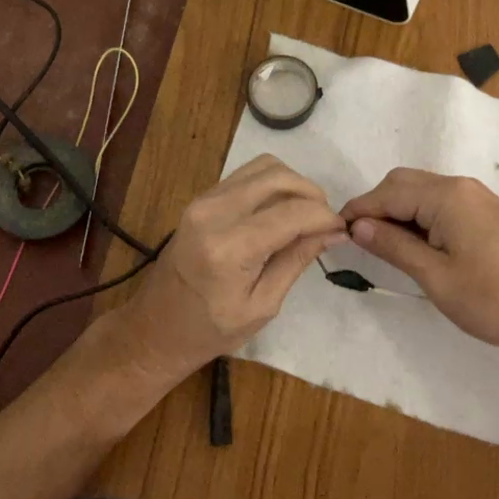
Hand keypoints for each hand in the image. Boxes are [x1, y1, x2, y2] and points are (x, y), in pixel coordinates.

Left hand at [115, 155, 348, 380]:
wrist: (155, 327)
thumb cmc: (210, 330)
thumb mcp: (262, 305)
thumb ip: (297, 260)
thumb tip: (335, 231)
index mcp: (229, 247)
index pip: (291, 212)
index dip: (324, 217)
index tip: (343, 229)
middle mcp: (214, 212)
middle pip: (279, 177)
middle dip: (311, 194)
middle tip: (325, 221)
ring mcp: (204, 200)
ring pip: (264, 167)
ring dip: (292, 184)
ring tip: (305, 215)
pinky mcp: (202, 197)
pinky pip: (246, 175)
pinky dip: (272, 185)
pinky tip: (280, 211)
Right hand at [340, 168, 498, 350]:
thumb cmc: (494, 297)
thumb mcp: (436, 277)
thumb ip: (394, 246)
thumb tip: (357, 225)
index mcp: (446, 196)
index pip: (388, 192)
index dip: (359, 210)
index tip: (334, 233)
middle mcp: (460, 186)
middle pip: (404, 184)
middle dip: (377, 207)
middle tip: (359, 243)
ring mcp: (475, 198)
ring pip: (421, 192)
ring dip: (398, 213)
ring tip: (383, 248)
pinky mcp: (485, 213)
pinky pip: (440, 203)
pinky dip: (419, 218)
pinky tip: (415, 247)